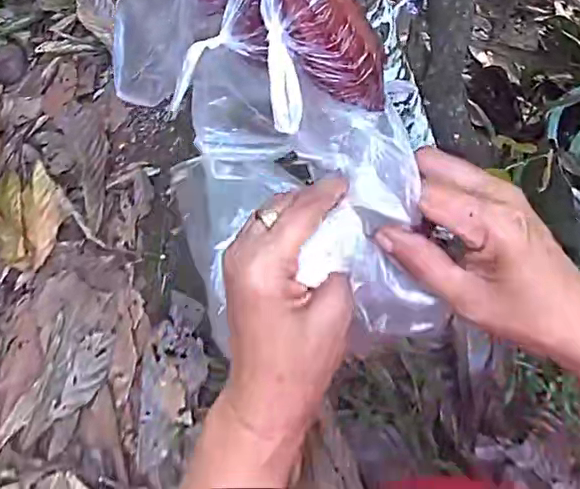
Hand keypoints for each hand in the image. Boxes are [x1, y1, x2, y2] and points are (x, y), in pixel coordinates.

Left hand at [216, 176, 354, 445]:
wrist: (264, 396)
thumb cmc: (300, 366)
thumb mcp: (332, 317)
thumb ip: (337, 268)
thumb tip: (338, 238)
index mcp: (262, 264)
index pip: (297, 215)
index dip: (324, 196)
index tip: (346, 182)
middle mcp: (240, 252)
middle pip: (277, 208)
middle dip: (309, 197)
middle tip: (342, 193)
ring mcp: (233, 257)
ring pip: (266, 214)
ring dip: (294, 207)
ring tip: (327, 204)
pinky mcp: (235, 265)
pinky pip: (260, 229)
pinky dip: (282, 222)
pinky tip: (305, 225)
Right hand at [374, 147, 579, 362]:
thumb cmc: (527, 317)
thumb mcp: (467, 300)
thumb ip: (421, 262)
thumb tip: (382, 233)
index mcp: (490, 220)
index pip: (423, 192)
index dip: (394, 203)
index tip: (374, 219)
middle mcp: (496, 192)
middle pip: (429, 162)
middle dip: (403, 184)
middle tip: (392, 216)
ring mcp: (501, 186)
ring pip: (441, 162)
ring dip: (419, 183)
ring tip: (412, 220)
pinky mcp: (503, 190)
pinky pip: (456, 172)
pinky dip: (436, 187)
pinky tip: (435, 220)